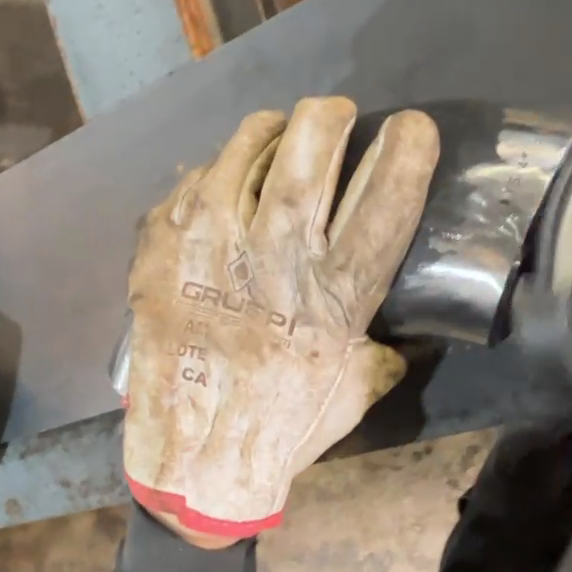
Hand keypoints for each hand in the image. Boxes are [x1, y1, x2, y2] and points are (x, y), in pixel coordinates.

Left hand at [122, 98, 438, 547]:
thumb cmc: (282, 424)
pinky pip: (196, 176)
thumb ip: (381, 337)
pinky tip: (222, 190)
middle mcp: (276, 254)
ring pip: (248, 144)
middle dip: (330, 118)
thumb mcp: (355, 384)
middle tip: (331, 122)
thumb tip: (395, 313)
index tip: (409, 129)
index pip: (387, 194)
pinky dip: (217, 172)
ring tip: (276, 144)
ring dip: (271, 135)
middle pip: (313, 144)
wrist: (193, 453)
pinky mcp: (162, 244)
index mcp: (336, 292)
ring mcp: (210, 241)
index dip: (408, 146)